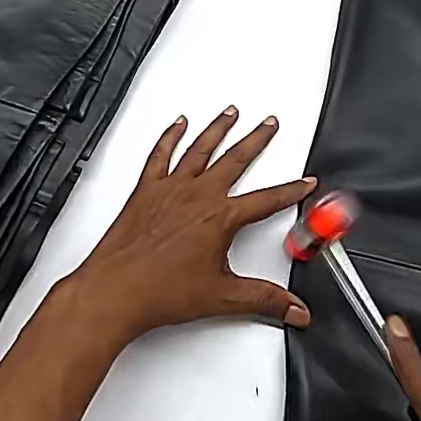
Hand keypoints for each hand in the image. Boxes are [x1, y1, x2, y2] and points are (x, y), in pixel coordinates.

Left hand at [66, 106, 313, 341]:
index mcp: (220, 217)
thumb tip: (292, 308)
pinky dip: (170, 136)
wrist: (115, 291)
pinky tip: (178, 124)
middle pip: (236, 159)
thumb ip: (264, 299)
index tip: (305, 180)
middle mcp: (197, 195)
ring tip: (231, 112)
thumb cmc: (160, 291)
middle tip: (270, 123)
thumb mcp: (222, 297)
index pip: (266, 200)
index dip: (290, 190)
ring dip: (218, 127)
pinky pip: (161, 154)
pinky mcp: (146, 189)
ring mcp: (171, 188)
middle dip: (257, 139)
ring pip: (201, 148)